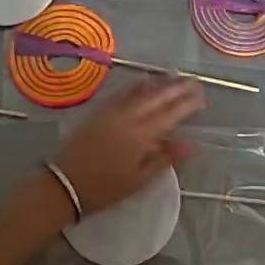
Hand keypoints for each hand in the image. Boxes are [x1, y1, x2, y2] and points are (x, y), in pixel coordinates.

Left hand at [50, 77, 202, 215]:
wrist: (64, 184)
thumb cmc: (105, 187)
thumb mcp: (139, 179)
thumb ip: (165, 158)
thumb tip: (190, 144)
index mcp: (142, 135)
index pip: (171, 114)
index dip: (187, 104)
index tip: (201, 97)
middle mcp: (129, 117)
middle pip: (158, 97)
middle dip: (178, 88)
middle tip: (193, 81)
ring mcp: (113, 111)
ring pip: (141, 90)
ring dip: (160, 82)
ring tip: (174, 77)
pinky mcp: (100, 110)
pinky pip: (122, 91)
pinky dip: (137, 84)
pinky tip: (144, 81)